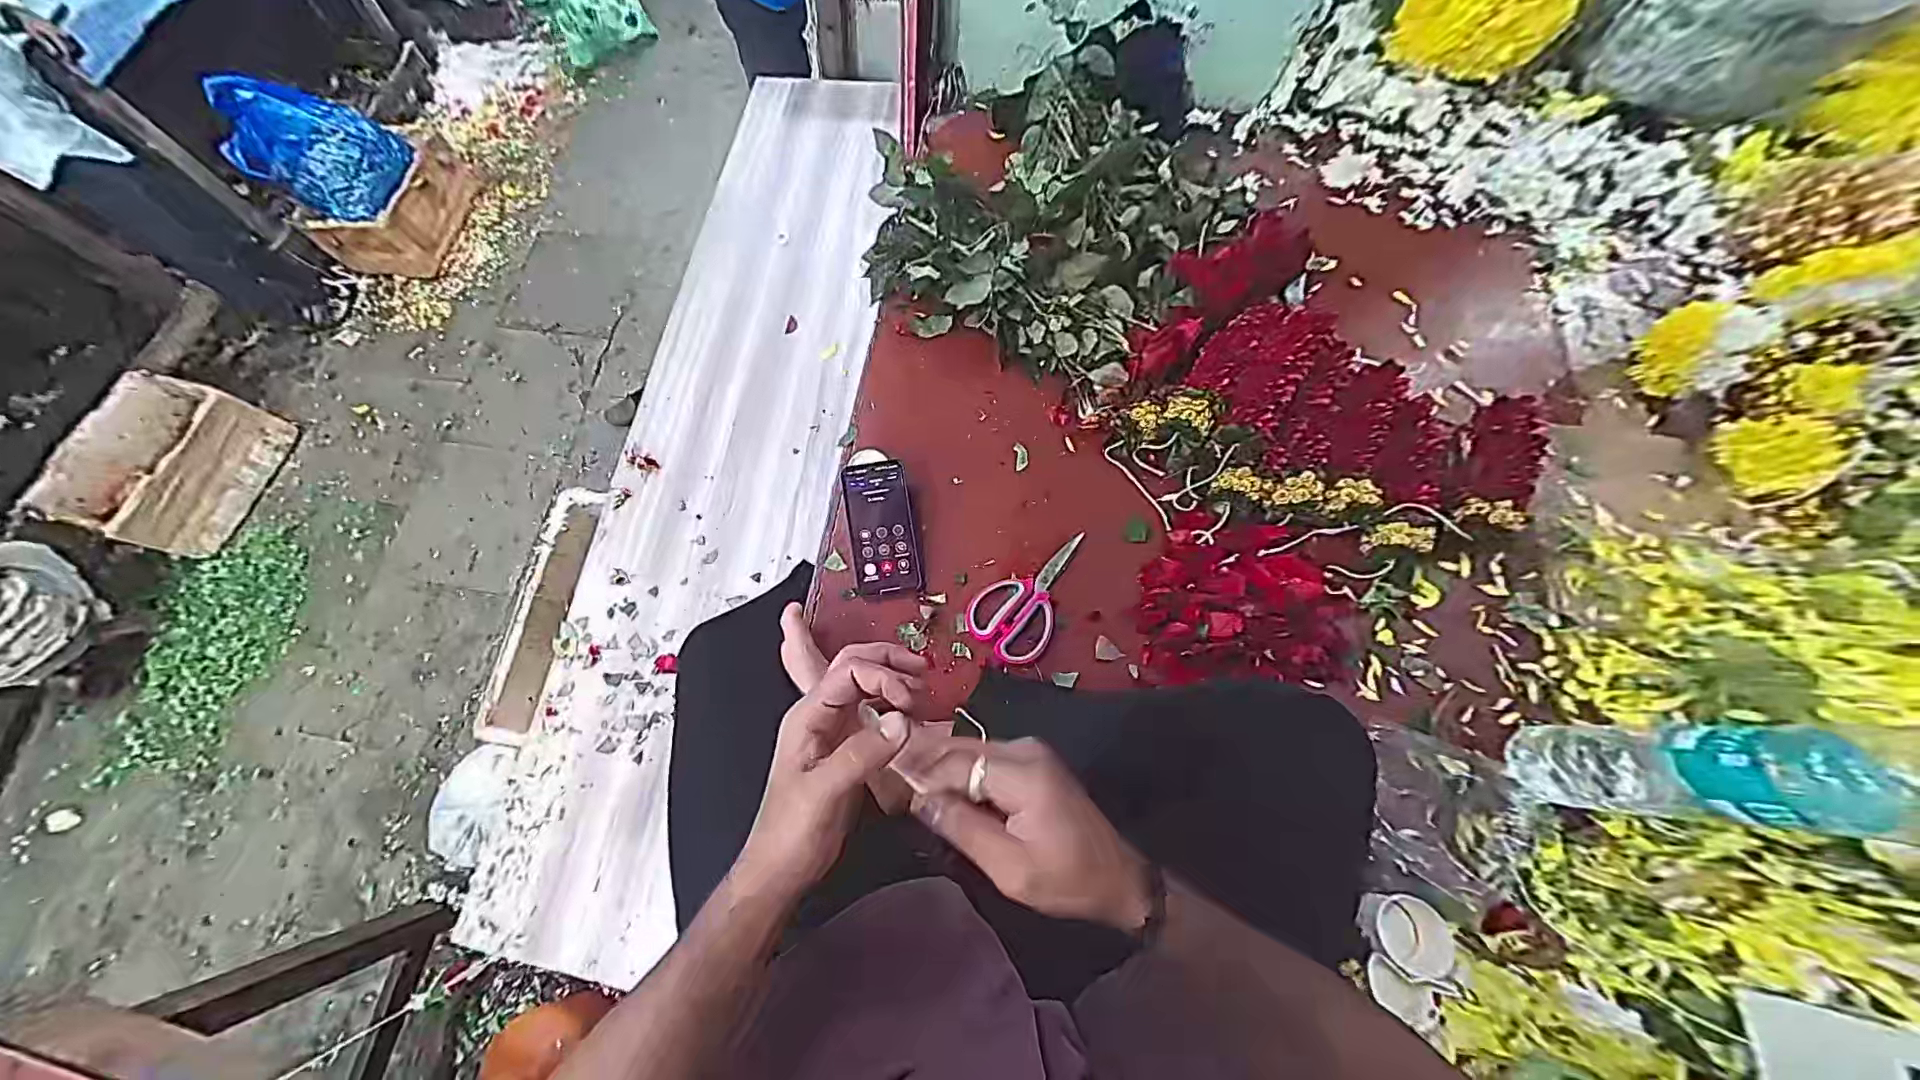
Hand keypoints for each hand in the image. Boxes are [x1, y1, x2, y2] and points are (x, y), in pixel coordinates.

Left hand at [779, 603, 919, 812]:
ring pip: (867, 688)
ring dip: (895, 681)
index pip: (849, 672)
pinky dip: (897, 708)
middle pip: (855, 666)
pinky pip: (876, 716)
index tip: (909, 699)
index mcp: (807, 716)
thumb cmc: (789, 832)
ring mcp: (836, 732)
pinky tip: (915, 717)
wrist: (781, 869)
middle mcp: (822, 716)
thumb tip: (902, 721)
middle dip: (888, 661)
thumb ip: (862, 754)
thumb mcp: (824, 791)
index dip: (883, 676)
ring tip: (923, 690)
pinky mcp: (851, 750)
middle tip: (921, 671)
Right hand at [910, 738, 1152, 932]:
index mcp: (1023, 771)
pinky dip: (958, 769)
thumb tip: (920, 800)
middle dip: (924, 762)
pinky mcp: (1031, 759)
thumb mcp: (1010, 868)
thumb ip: (963, 829)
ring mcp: (1030, 750)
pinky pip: (984, 758)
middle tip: (886, 774)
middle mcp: (1025, 748)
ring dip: (938, 764)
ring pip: (970, 750)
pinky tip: (936, 783)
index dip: (921, 777)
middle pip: (961, 748)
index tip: (890, 790)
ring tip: (901, 776)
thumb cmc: (1066, 879)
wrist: (1118, 876)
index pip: (956, 763)